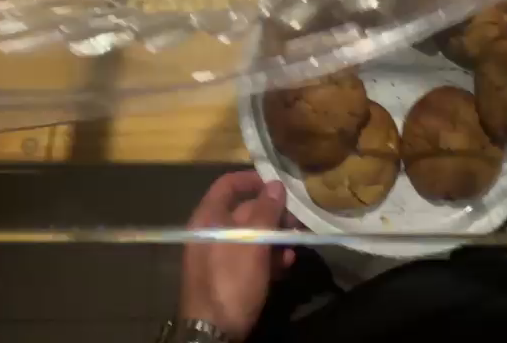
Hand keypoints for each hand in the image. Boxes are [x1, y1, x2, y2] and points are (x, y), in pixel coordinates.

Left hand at [179, 172, 293, 339]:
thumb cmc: (231, 280)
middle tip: (297, 219)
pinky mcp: (227, 278)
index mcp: (209, 218)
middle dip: (273, 213)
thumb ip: (266, 210)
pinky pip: (249, 258)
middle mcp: (211, 232)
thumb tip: (276, 184)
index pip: (228, 184)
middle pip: (245, 210)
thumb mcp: (253, 242)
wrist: (212, 335)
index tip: (278, 184)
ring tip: (296, 244)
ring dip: (275, 237)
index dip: (252, 179)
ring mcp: (218, 257)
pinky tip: (286, 265)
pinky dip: (268, 257)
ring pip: (251, 236)